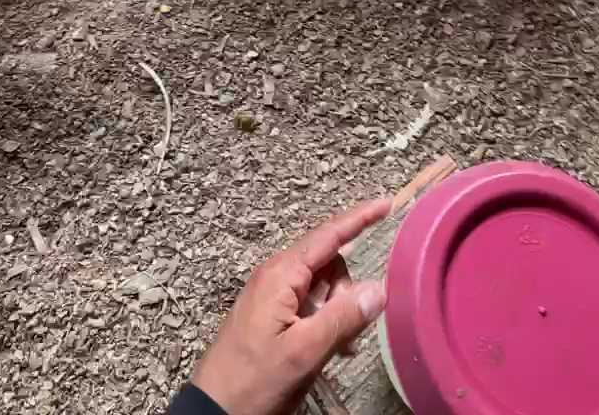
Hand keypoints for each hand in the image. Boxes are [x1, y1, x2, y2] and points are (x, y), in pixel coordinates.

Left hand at [190, 198, 391, 414]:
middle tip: (347, 330)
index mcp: (281, 274)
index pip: (328, 234)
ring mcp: (272, 294)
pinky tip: (331, 347)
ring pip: (321, 284)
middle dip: (346, 289)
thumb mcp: (304, 352)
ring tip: (339, 347)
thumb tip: (379, 287)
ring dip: (337, 309)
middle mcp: (276, 274)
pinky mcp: (271, 313)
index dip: (359, 218)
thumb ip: (342, 318)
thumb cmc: (255, 381)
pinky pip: (308, 302)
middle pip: (328, 262)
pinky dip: (325, 319)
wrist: (212, 412)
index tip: (386, 204)